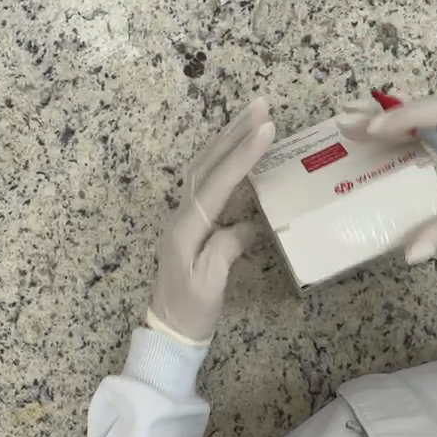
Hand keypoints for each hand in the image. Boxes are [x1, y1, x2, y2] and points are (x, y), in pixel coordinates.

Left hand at [146, 99, 275, 345]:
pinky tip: (238, 151)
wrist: (168, 332)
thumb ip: (227, 248)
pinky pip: (207, 181)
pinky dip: (223, 159)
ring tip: (252, 116)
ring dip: (227, 139)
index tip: (267, 129)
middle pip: (207, 163)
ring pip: (204, 167)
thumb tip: (248, 224)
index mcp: (186, 228)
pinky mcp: (191, 224)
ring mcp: (183, 217)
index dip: (243, 154)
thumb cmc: (191, 312)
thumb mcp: (211, 284)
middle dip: (234, 131)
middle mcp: (181, 215)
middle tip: (261, 104)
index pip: (218, 181)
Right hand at [339, 95, 436, 263]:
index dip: (407, 116)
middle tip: (346, 121)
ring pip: (429, 117)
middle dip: (386, 114)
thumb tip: (408, 253)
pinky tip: (385, 136)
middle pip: (428, 109)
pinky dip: (408, 130)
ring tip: (355, 124)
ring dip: (393, 119)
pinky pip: (436, 131)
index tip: (375, 130)